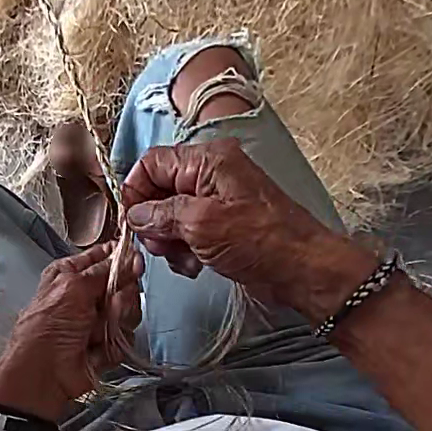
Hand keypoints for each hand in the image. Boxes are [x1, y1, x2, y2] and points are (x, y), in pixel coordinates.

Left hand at [0, 241, 140, 420]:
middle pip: (123, 286)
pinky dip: (113, 343)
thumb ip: (102, 269)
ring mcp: (97, 322)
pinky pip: (126, 337)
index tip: (134, 260)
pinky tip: (97, 348)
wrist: (44, 371)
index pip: (102, 258)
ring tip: (98, 330)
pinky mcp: (106, 345)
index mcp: (70, 276)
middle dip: (122, 294)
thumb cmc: (49, 326)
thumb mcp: (74, 286)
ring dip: (117, 319)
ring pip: (128, 312)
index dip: (120, 258)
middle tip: (113, 302)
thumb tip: (125, 255)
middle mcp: (85, 297)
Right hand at [120, 138, 374, 318]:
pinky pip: (186, 234)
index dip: (135, 190)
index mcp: (207, 161)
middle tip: (159, 247)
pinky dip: (183, 251)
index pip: (152, 163)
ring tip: (183, 260)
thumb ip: (160, 214)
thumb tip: (134, 214)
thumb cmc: (258, 240)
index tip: (131, 222)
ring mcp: (215, 202)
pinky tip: (194, 266)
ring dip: (168, 242)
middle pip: (158, 192)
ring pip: (169, 218)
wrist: (300, 269)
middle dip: (152, 222)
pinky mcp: (220, 226)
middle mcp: (209, 175)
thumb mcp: (201, 223)